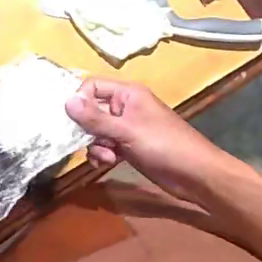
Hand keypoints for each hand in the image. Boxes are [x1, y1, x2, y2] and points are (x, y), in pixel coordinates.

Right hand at [64, 78, 230, 195]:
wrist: (195, 175)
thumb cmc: (164, 145)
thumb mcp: (126, 131)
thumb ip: (95, 118)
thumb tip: (66, 100)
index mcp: (127, 93)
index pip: (92, 86)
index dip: (80, 100)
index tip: (73, 120)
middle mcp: (125, 107)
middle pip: (91, 110)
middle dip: (87, 128)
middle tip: (87, 142)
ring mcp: (126, 128)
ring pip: (96, 131)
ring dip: (95, 145)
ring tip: (106, 156)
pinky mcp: (128, 147)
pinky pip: (104, 146)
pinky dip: (102, 154)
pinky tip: (108, 163)